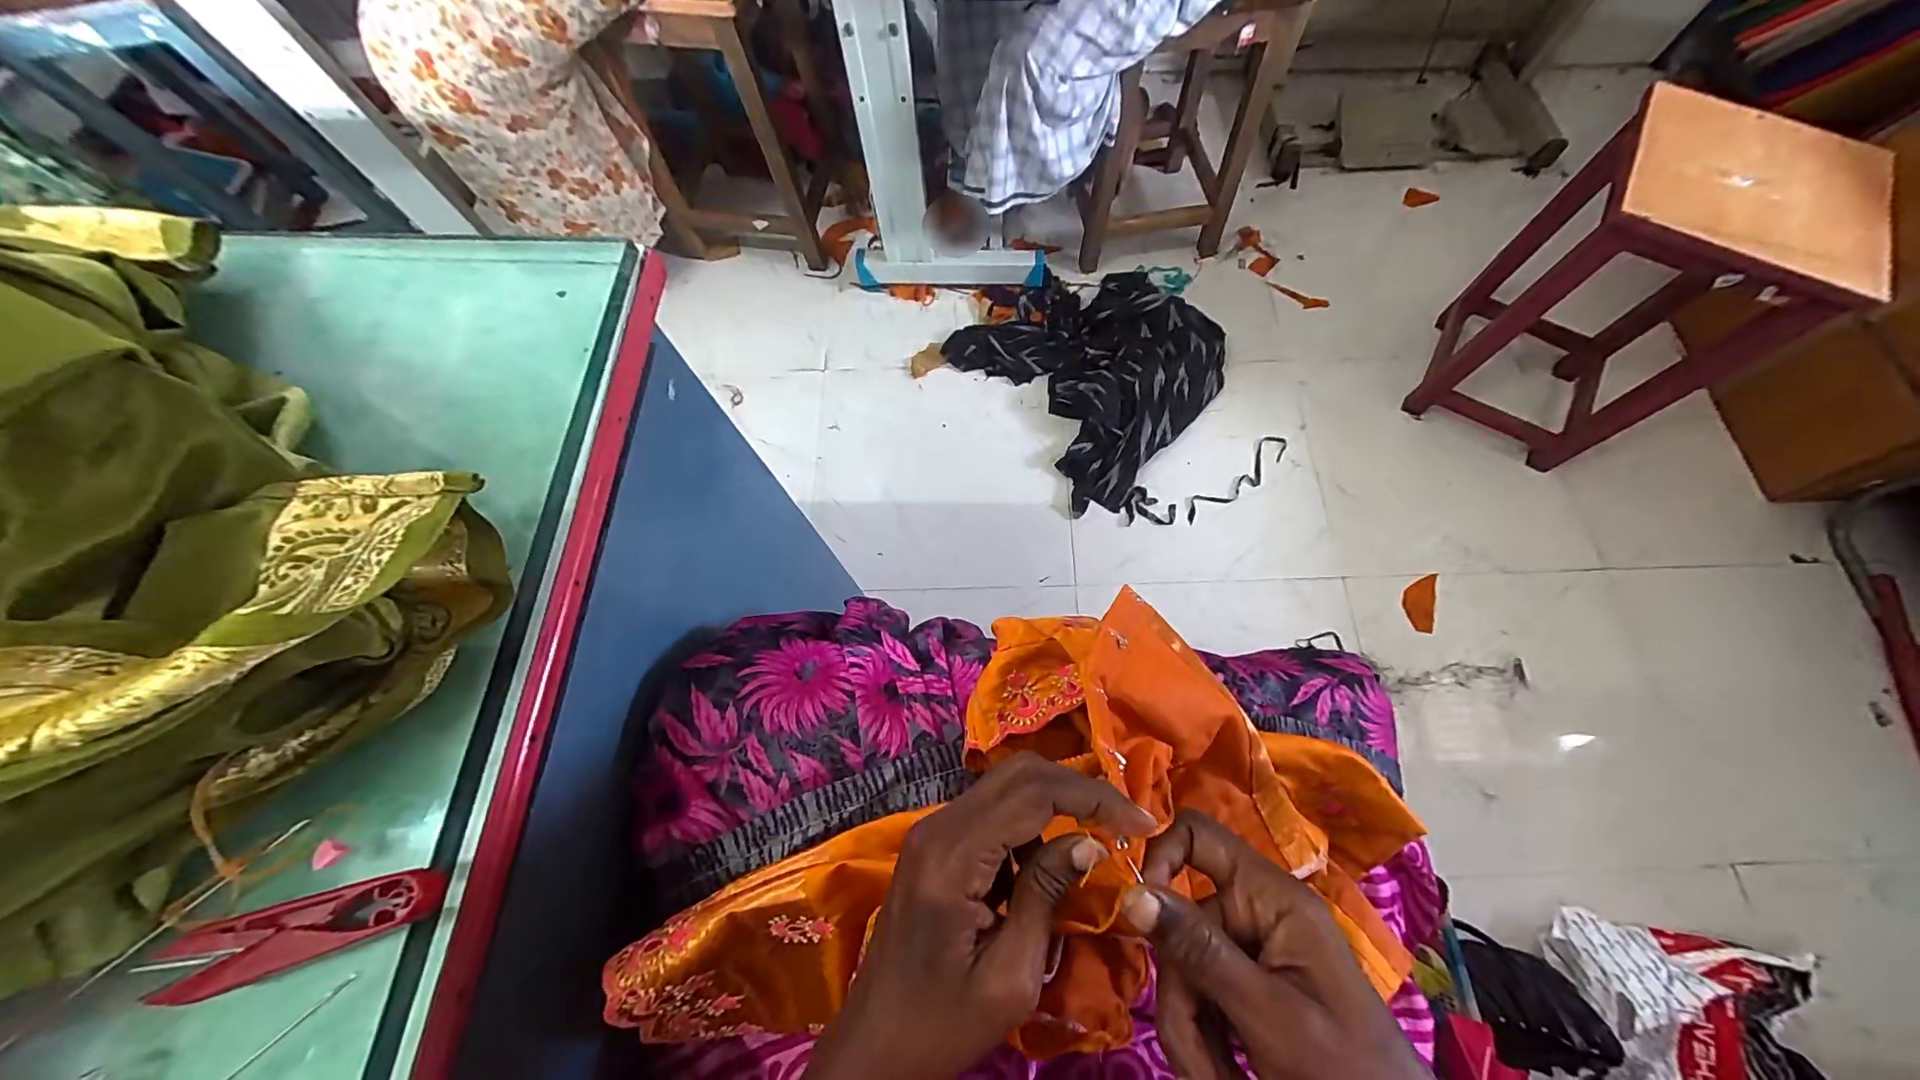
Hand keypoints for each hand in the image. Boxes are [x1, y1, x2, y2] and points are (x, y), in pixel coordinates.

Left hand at [806, 752, 1156, 1079]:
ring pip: (1005, 787)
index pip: (1033, 794)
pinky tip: (1044, 866)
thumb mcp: (1010, 976)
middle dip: (1077, 790)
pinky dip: (1028, 825)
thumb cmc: (942, 1023)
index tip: (1142, 822)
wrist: (874, 1042)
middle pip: (1019, 774)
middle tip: (1124, 823)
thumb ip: (1046, 896)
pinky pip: (990, 812)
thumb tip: (1088, 843)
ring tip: (1093, 845)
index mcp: (953, 855)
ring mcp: (931, 830)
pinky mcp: (934, 843)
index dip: (1092, 799)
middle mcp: (938, 825)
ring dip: (1054, 805)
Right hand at [1121, 810, 1426, 1079]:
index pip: (1198, 835)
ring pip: (1183, 967)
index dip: (1161, 860)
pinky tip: (1221, 1075)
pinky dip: (1201, 1042)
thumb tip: (1132, 892)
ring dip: (1190, 1031)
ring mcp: (1252, 952)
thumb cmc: (1347, 1074)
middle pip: (1181, 921)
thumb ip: (1200, 951)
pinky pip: (1198, 996)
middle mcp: (1257, 913)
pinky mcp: (1248, 989)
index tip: (1142, 917)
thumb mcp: (1270, 1016)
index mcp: (1273, 898)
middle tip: (1199, 1062)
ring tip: (1214, 1079)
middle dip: (1182, 995)